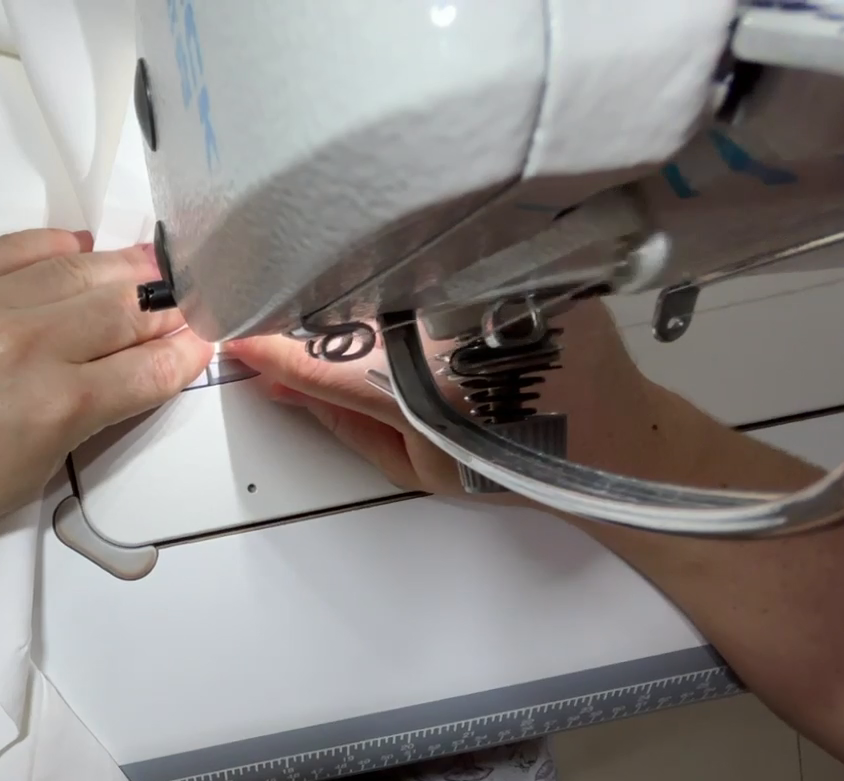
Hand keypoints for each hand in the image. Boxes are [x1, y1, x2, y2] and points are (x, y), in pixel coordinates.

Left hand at [0, 229, 211, 562]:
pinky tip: (78, 250)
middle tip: (180, 303)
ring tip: (145, 268)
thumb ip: (91, 415)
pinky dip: (55, 247)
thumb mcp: (35, 470)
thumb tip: (129, 372)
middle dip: (161, 308)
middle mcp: (26, 343)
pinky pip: (14, 246)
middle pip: (120, 307)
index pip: (144, 368)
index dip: (182, 354)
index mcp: (56, 406)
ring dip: (120, 270)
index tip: (201, 340)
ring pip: (75, 269)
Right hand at [225, 301, 693, 497]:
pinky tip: (382, 276)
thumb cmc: (511, 462)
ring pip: (384, 270)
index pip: (318, 360)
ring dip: (343, 283)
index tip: (232, 333)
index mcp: (423, 387)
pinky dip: (395, 262)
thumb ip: (341, 423)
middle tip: (269, 321)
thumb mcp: (413, 467)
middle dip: (298, 310)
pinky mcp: (513, 257)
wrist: (611, 434)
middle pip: (346, 304)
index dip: (267, 346)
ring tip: (322, 301)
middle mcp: (453, 321)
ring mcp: (486, 281)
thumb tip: (281, 389)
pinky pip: (433, 251)